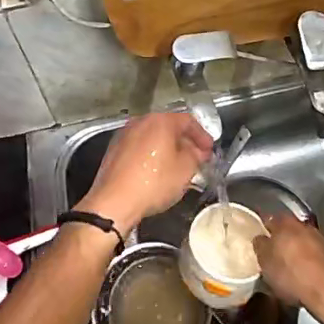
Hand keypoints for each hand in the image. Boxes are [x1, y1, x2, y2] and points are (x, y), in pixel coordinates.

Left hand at [77, 112, 212, 235]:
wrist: (114, 202)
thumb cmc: (153, 183)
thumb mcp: (185, 170)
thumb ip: (196, 155)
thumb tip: (196, 151)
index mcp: (160, 121)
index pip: (188, 121)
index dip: (202, 135)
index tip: (209, 149)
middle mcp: (140, 122)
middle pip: (168, 126)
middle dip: (185, 141)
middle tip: (196, 157)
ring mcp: (124, 135)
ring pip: (152, 136)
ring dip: (167, 148)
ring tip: (178, 166)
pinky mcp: (114, 150)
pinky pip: (139, 147)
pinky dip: (151, 154)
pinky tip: (156, 171)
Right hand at [252, 215, 323, 316]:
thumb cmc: (290, 274)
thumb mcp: (264, 261)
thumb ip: (260, 245)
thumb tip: (260, 238)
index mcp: (284, 222)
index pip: (268, 218)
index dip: (261, 226)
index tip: (256, 234)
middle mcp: (303, 226)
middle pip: (286, 228)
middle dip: (278, 238)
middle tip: (269, 251)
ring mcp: (318, 240)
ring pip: (300, 240)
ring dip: (293, 249)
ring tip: (285, 265)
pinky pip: (311, 253)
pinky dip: (305, 260)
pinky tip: (300, 273)